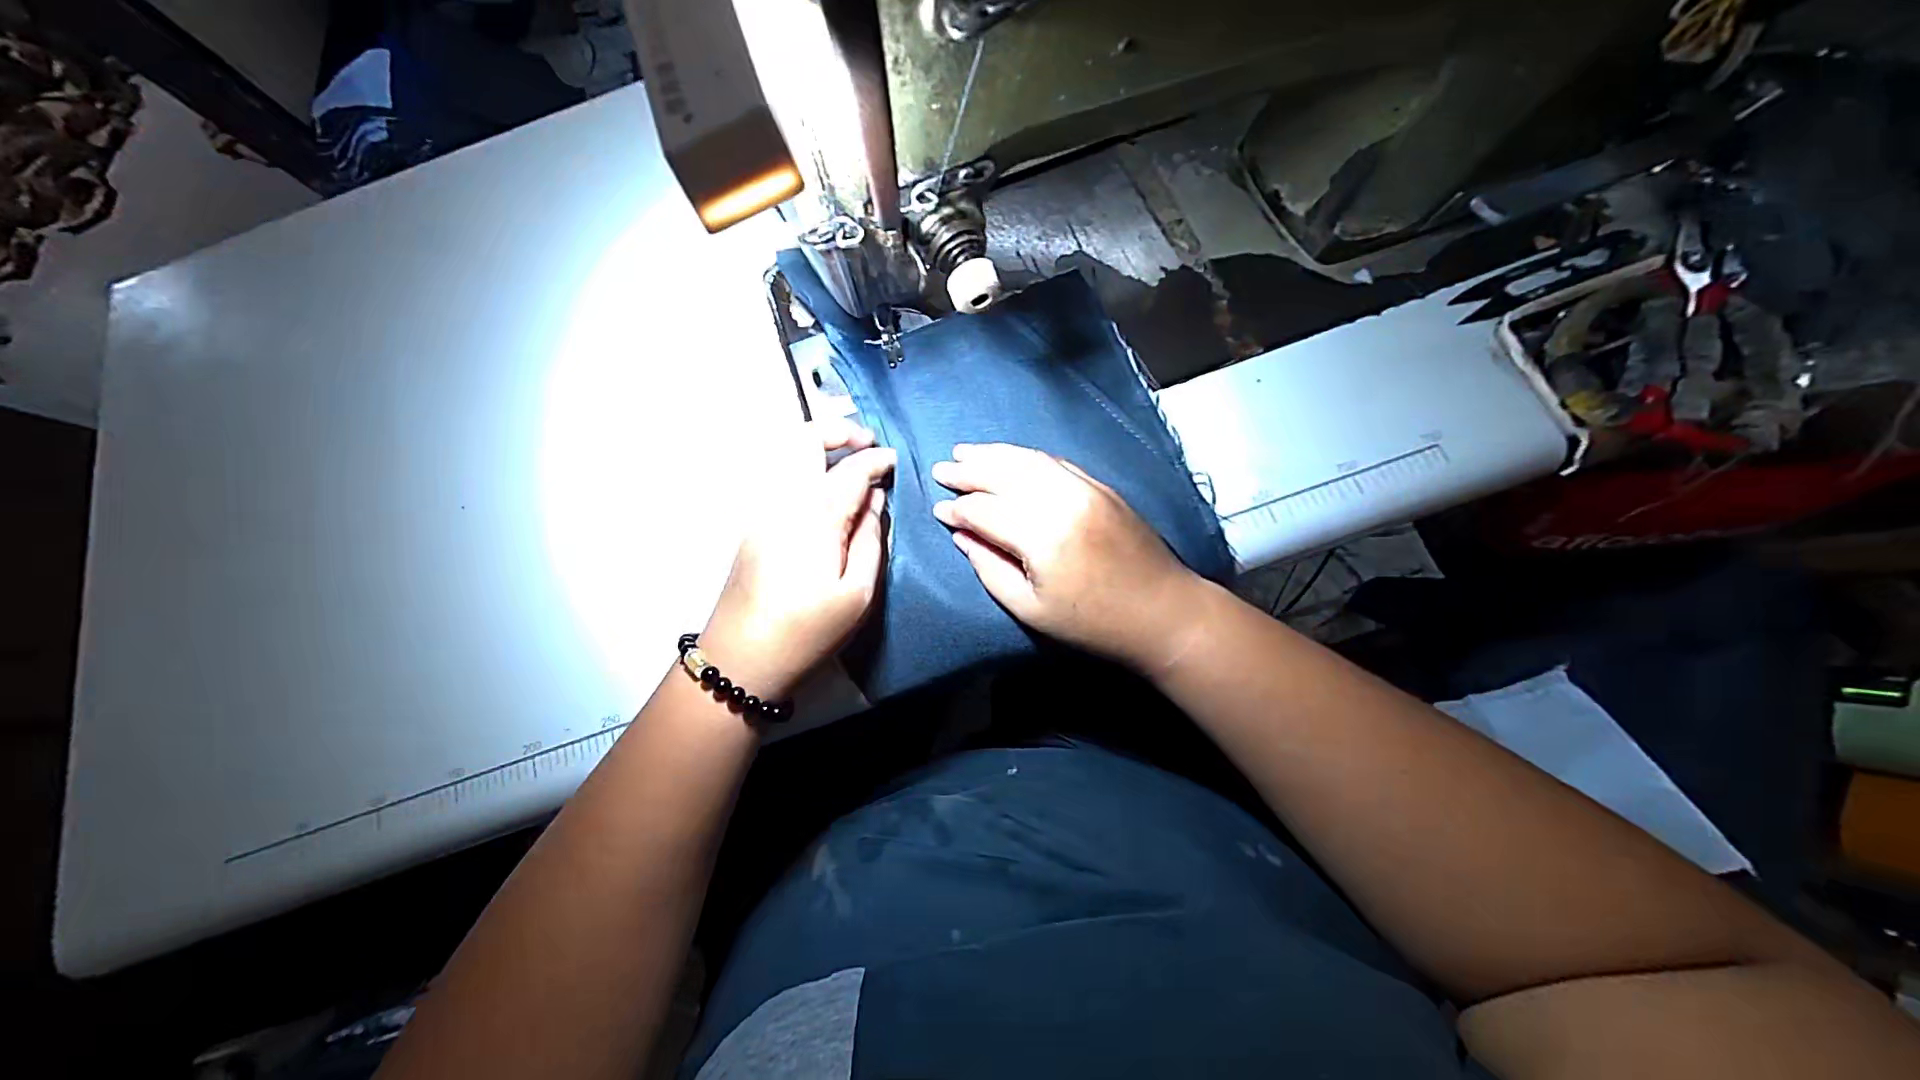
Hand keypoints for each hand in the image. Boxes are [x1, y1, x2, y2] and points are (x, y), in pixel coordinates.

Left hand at [701, 418, 894, 698]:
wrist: (740, 658)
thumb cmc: (806, 632)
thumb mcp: (857, 594)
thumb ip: (871, 539)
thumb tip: (875, 502)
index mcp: (814, 517)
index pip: (850, 469)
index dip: (877, 459)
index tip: (895, 461)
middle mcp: (782, 502)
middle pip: (803, 440)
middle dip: (838, 431)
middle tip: (866, 442)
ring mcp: (762, 512)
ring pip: (787, 456)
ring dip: (820, 449)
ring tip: (850, 464)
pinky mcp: (753, 526)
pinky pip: (782, 478)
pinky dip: (806, 469)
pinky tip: (828, 494)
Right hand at [930, 442, 1206, 671]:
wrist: (1163, 611)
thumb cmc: (1092, 623)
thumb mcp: (1029, 608)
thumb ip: (989, 567)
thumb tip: (961, 535)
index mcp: (1042, 536)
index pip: (985, 510)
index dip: (958, 510)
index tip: (939, 510)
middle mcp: (1063, 500)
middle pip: (1004, 474)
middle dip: (969, 471)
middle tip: (940, 469)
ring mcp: (1085, 488)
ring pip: (1029, 460)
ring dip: (994, 454)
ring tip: (965, 452)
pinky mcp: (1100, 486)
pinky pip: (1054, 461)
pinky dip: (1025, 456)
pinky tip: (1008, 457)